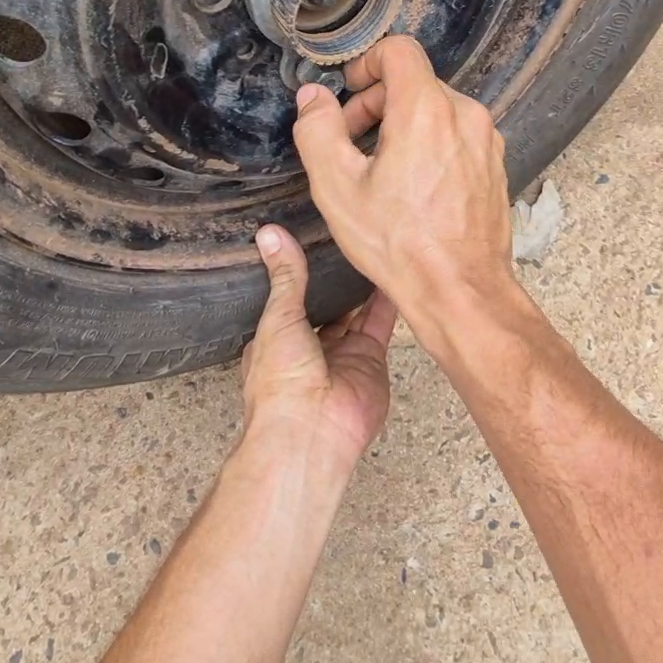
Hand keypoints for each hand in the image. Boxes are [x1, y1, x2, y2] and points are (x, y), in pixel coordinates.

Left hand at [239, 224, 397, 470]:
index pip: (290, 302)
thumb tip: (270, 234)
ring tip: (373, 251)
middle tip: (348, 242)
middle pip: (328, 308)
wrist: (312, 428)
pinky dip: (387, 302)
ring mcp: (343, 356)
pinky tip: (393, 275)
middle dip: (336, 282)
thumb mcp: (278, 316)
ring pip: (357, 313)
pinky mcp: (371, 361)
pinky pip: (381, 326)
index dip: (301, 277)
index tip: (310, 243)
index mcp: (278, 341)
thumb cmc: (280, 383)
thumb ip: (285, 276)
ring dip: (364, 288)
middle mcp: (311, 349)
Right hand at [290, 36, 518, 318]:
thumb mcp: (337, 186)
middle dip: (377, 103)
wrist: (460, 289)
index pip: (398, 50)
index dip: (366, 63)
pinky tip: (412, 186)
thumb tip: (313, 98)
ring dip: (403, 125)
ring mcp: (486, 141)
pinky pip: (457, 136)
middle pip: (416, 82)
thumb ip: (318, 129)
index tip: (349, 92)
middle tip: (352, 142)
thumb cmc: (400, 243)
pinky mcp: (495, 165)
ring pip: (438, 110)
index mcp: (426, 110)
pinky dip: (431, 145)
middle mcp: (465, 116)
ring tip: (380, 169)